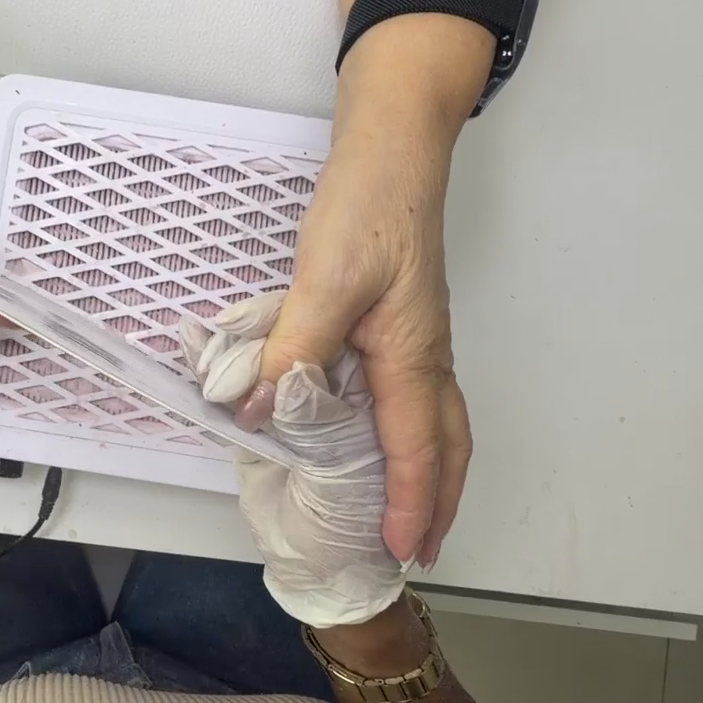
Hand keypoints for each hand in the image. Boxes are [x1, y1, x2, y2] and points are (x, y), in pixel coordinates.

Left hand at [244, 27, 479, 568]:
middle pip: (447, 444)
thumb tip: (255, 414)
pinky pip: (417, 398)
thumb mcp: (325, 282)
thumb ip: (293, 350)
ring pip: (439, 423)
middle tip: (423, 549)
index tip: (403, 550)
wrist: (392, 152)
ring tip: (417, 511)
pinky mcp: (402, 324)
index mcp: (410, 356)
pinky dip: (414, 436)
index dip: (410, 502)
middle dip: (438, 501)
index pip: (416, 447)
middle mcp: (425, 356)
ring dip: (432, 473)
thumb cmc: (365, 212)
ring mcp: (419, 340)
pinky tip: (385, 440)